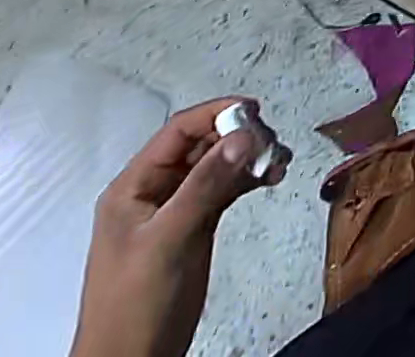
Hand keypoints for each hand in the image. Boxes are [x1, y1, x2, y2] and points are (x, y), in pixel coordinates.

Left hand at [71, 97, 288, 356]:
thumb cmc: (137, 302)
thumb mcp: (170, 239)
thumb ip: (206, 184)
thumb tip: (244, 134)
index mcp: (135, 186)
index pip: (178, 131)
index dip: (215, 114)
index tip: (256, 111)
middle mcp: (156, 189)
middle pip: (202, 144)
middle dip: (239, 137)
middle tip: (272, 144)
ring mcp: (177, 208)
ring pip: (218, 165)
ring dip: (249, 158)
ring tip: (279, 162)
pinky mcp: (197, 225)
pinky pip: (226, 188)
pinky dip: (249, 180)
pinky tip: (271, 178)